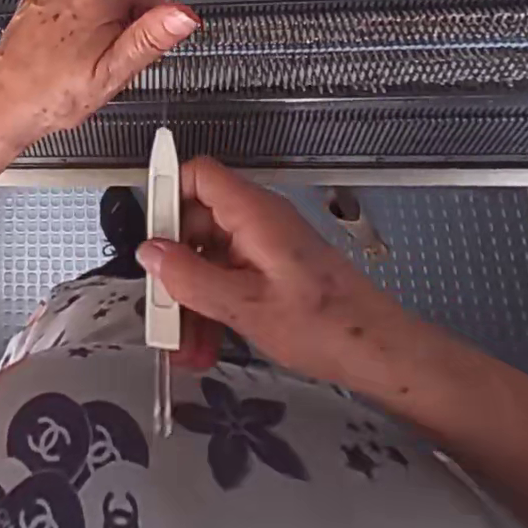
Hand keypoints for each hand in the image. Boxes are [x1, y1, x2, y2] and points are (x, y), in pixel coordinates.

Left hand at [0, 0, 198, 156]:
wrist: (5, 104)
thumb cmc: (53, 97)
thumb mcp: (112, 73)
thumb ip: (150, 38)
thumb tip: (182, 14)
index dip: (154, 7)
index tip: (144, 32)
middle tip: (126, 37)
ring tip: (101, 40)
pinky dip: (86, 1)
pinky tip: (78, 36)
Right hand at [137, 157, 427, 389]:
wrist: (380, 353)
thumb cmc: (327, 325)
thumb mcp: (246, 306)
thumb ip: (191, 277)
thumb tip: (149, 252)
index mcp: (253, 213)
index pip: (198, 174)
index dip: (168, 193)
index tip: (147, 232)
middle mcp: (256, 220)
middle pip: (194, 221)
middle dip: (174, 266)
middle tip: (163, 306)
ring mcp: (262, 245)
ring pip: (207, 255)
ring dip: (190, 297)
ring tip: (184, 345)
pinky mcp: (268, 269)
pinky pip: (226, 275)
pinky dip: (211, 305)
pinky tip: (205, 345)